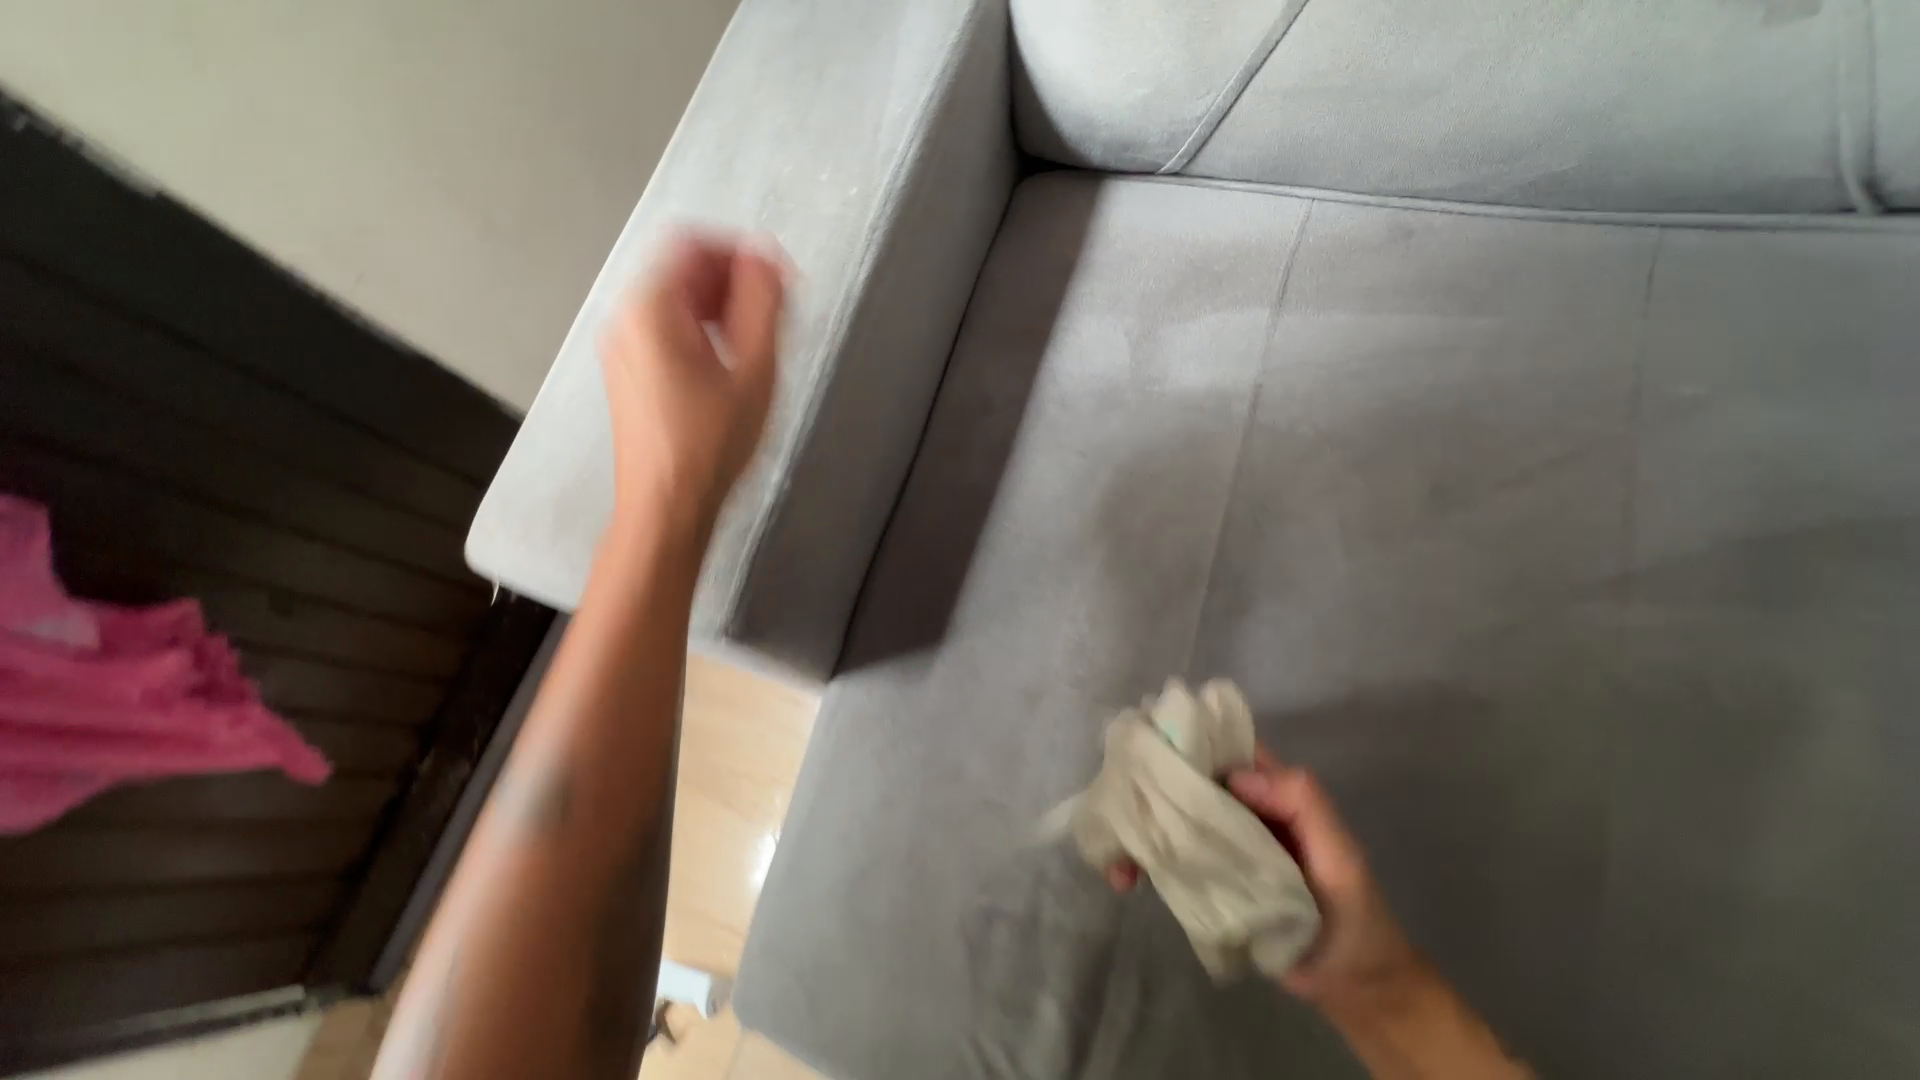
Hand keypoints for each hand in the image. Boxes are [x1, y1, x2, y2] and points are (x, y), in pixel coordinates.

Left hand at [600, 233, 786, 526]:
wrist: (666, 506)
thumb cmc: (707, 447)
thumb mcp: (754, 369)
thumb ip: (763, 303)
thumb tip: (766, 259)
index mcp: (651, 309)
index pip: (692, 243)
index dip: (742, 251)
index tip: (779, 276)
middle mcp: (627, 321)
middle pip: (681, 270)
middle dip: (734, 281)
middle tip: (777, 310)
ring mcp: (623, 350)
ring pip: (675, 302)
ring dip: (722, 308)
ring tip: (760, 342)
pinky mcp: (630, 376)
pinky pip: (666, 332)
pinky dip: (703, 332)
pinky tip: (731, 366)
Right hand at [1106, 747, 1418, 1007]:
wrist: (1354, 986)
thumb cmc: (1355, 913)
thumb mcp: (1340, 854)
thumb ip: (1303, 805)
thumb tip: (1236, 776)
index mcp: (1270, 793)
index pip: (1225, 749)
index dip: (1187, 738)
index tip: (1147, 745)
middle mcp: (1239, 810)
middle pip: (1185, 781)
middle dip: (1147, 787)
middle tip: (1117, 801)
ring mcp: (1219, 846)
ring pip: (1168, 819)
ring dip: (1136, 827)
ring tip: (1117, 856)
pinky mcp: (1205, 880)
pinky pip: (1167, 860)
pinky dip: (1141, 864)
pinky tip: (1125, 881)